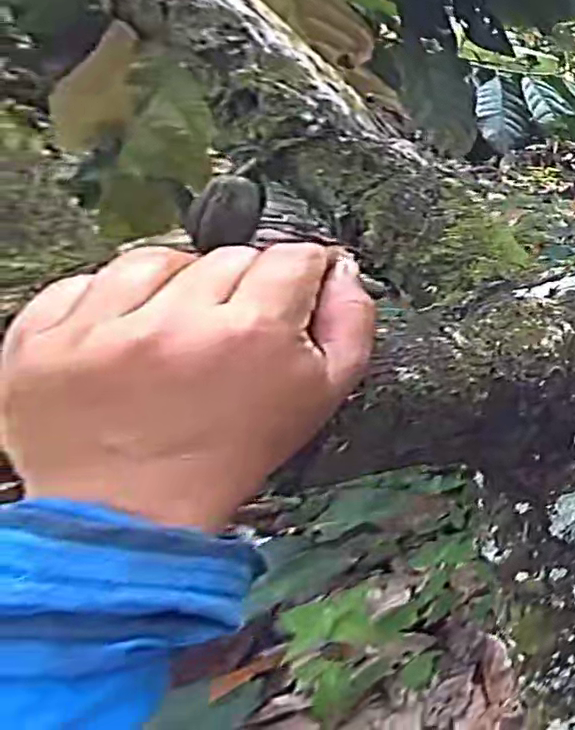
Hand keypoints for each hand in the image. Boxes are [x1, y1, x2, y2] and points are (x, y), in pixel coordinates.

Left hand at [1, 243, 373, 531]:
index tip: (304, 282)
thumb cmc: (241, 441)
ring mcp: (98, 332)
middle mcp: (174, 323)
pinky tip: (136, 325)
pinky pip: (81, 282)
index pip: (294, 255)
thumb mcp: (333, 381)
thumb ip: (353, 315)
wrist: (136, 502)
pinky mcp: (38, 344)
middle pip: (231, 255)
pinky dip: (114, 295)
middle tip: (247, 318)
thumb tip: (342, 269)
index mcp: (253, 330)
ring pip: (157, 259)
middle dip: (249, 279)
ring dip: (182, 279)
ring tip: (187, 316)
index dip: (309, 267)